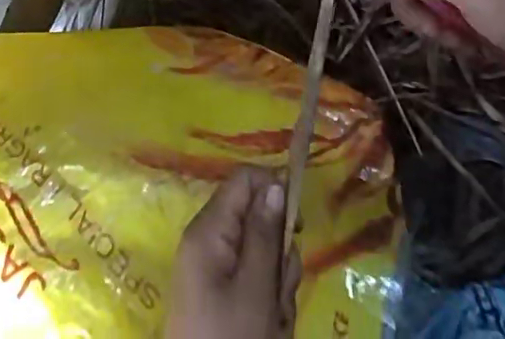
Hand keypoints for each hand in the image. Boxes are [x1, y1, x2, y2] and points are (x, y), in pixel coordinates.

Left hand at [166, 167, 301, 338]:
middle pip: (257, 218)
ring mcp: (213, 269)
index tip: (297, 223)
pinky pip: (254, 280)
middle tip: (279, 289)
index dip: (274, 189)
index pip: (244, 179)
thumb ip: (265, 233)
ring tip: (273, 319)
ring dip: (277, 282)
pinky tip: (268, 329)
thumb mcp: (254, 289)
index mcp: (208, 230)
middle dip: (278, 252)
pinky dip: (268, 301)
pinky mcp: (220, 294)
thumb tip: (276, 183)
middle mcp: (208, 241)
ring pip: (262, 253)